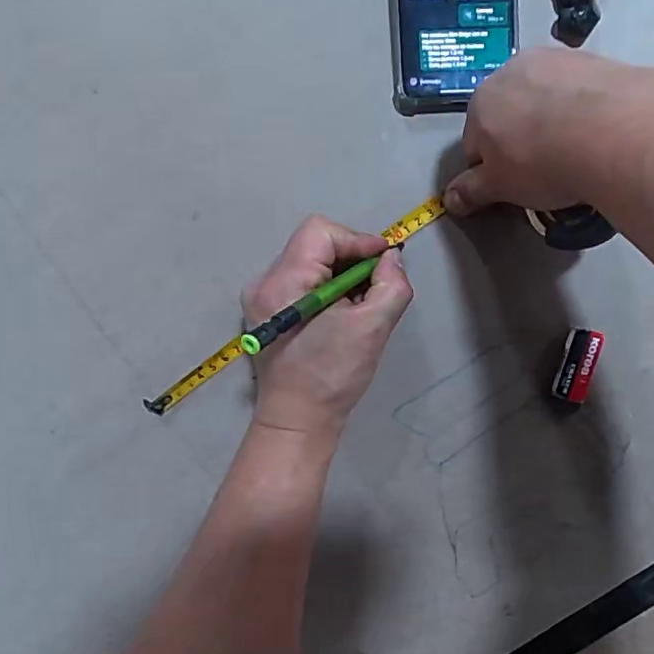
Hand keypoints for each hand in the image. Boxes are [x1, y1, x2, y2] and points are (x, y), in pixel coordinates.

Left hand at [243, 216, 413, 436]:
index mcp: (283, 282)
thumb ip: (391, 284)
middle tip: (375, 286)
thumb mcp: (372, 328)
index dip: (357, 241)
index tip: (383, 263)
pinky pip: (303, 282)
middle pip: (315, 245)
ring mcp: (262, 297)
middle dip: (351, 259)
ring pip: (310, 262)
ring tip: (359, 304)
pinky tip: (342, 314)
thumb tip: (391, 257)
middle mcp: (265, 282)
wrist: (297, 421)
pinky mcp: (269, 311)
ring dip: (341, 275)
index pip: (321, 232)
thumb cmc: (331, 377)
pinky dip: (328, 288)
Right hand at [442, 47, 653, 214]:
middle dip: (519, 138)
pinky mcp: (595, 58)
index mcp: (480, 102)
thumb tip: (450, 199)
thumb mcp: (500, 188)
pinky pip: (579, 90)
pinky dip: (584, 108)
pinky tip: (598, 132)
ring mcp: (555, 59)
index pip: (474, 143)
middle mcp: (511, 70)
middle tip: (544, 169)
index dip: (491, 170)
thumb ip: (472, 191)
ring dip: (551, 120)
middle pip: (509, 113)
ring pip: (544, 98)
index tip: (511, 186)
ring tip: (575, 151)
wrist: (616, 130)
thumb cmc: (544, 162)